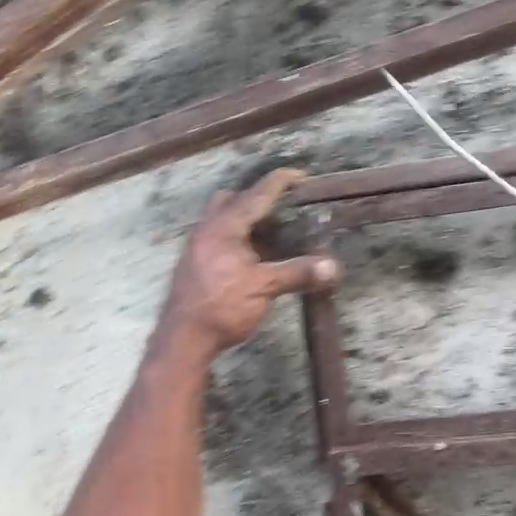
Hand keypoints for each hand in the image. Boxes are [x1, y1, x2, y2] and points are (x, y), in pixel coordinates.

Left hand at [156, 170, 340, 358]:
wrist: (183, 339)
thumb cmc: (221, 308)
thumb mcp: (263, 288)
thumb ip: (297, 273)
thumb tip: (332, 268)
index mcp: (224, 226)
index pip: (257, 194)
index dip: (281, 182)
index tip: (301, 176)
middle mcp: (207, 229)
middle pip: (232, 200)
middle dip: (257, 201)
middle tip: (282, 213)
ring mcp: (198, 247)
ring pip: (224, 221)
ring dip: (248, 223)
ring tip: (274, 238)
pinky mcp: (195, 265)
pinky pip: (219, 240)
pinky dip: (239, 241)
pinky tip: (254, 260)